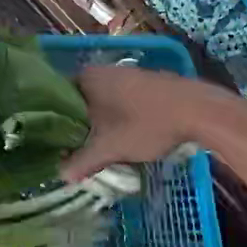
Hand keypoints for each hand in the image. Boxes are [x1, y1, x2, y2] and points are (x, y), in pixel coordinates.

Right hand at [61, 66, 227, 179]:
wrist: (199, 111)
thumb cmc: (147, 124)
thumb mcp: (110, 148)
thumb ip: (82, 161)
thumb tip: (60, 176)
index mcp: (87, 78)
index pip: (55, 97)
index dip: (50, 120)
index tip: (48, 141)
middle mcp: (103, 71)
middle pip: (78, 100)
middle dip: (74, 125)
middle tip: (67, 149)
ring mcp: (127, 75)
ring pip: (100, 102)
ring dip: (96, 123)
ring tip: (91, 147)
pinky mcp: (145, 84)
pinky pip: (118, 101)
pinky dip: (114, 117)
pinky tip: (118, 136)